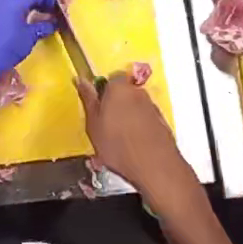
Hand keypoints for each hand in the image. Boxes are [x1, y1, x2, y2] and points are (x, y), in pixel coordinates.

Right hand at [77, 73, 201, 216]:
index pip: (109, 78)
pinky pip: (143, 119)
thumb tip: (81, 80)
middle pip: (123, 92)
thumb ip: (88, 99)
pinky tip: (130, 144)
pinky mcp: (161, 121)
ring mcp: (152, 106)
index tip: (95, 106)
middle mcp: (138, 92)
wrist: (153, 165)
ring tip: (116, 139)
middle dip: (113, 104)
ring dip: (125, 117)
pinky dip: (137, 127)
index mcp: (119, 88)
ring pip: (133, 106)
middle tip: (103, 124)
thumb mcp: (93, 123)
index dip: (101, 91)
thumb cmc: (117, 145)